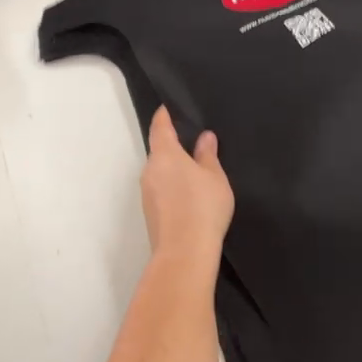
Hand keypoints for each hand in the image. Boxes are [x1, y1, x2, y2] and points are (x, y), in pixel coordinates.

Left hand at [141, 107, 233, 273]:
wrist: (184, 253)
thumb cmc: (203, 206)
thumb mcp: (214, 177)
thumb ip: (208, 155)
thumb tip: (204, 137)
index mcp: (165, 155)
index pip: (160, 127)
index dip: (164, 116)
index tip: (168, 107)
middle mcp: (150, 171)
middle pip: (159, 150)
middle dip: (173, 145)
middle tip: (192, 140)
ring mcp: (147, 193)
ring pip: (160, 172)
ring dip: (174, 168)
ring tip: (195, 168)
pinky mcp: (151, 213)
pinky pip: (161, 189)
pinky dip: (173, 185)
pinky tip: (190, 193)